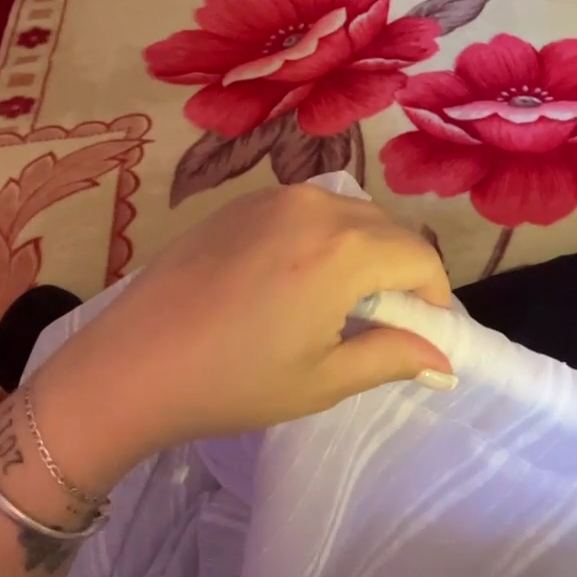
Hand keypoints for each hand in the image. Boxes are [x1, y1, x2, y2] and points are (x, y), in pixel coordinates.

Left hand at [26, 184, 453, 465]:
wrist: (131, 361)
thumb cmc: (232, 381)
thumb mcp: (322, 380)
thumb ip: (393, 357)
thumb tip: (444, 361)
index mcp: (343, 249)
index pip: (419, 255)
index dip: (434, 293)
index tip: (423, 329)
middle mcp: (316, 205)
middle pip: (388, 227)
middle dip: (401, 268)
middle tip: (382, 320)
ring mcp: (276, 195)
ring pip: (350, 212)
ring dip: (364, 248)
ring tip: (337, 299)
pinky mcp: (245, 199)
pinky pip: (310, 208)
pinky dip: (325, 235)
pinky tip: (293, 276)